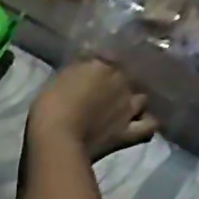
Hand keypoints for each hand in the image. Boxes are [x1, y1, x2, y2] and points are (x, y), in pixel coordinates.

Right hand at [28, 60, 158, 156]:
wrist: (56, 140)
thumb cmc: (49, 108)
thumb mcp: (56, 81)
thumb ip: (74, 73)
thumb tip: (84, 68)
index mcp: (101, 65)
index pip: (108, 58)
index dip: (101, 68)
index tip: (90, 76)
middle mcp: (121, 81)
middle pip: (126, 78)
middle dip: (118, 85)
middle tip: (103, 96)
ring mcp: (128, 108)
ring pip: (142, 98)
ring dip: (134, 102)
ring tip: (122, 110)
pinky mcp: (129, 132)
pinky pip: (149, 126)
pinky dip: (146, 124)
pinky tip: (137, 124)